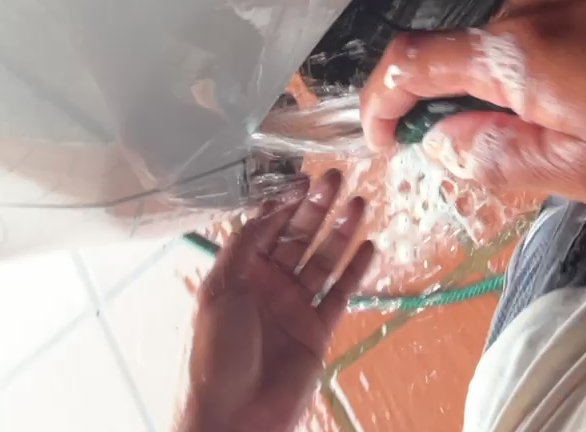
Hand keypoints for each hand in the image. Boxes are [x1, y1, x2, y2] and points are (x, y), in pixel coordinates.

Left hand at [176, 170, 376, 431]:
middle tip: (337, 177)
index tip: (305, 177)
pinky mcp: (318, 329)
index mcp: (243, 272)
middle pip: (299, 235)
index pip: (268, 225)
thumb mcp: (220, 290)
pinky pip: (340, 293)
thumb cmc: (217, 354)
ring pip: (324, 258)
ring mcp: (296, 305)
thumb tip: (271, 207)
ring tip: (359, 202)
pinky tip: (369, 246)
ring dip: (341, 230)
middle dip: (317, 206)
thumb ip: (245, 244)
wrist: (233, 421)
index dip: (287, 200)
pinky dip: (356, 270)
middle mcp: (271, 283)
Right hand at [359, 0, 585, 206]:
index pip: (412, 62)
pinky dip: (572, 58)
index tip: (389, 140)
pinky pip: (560, 19)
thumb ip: (506, 159)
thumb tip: (445, 145)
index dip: (384, 102)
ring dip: (543, 87)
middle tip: (563, 151)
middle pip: (477, 60)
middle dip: (496, 111)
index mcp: (515, 47)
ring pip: (523, 43)